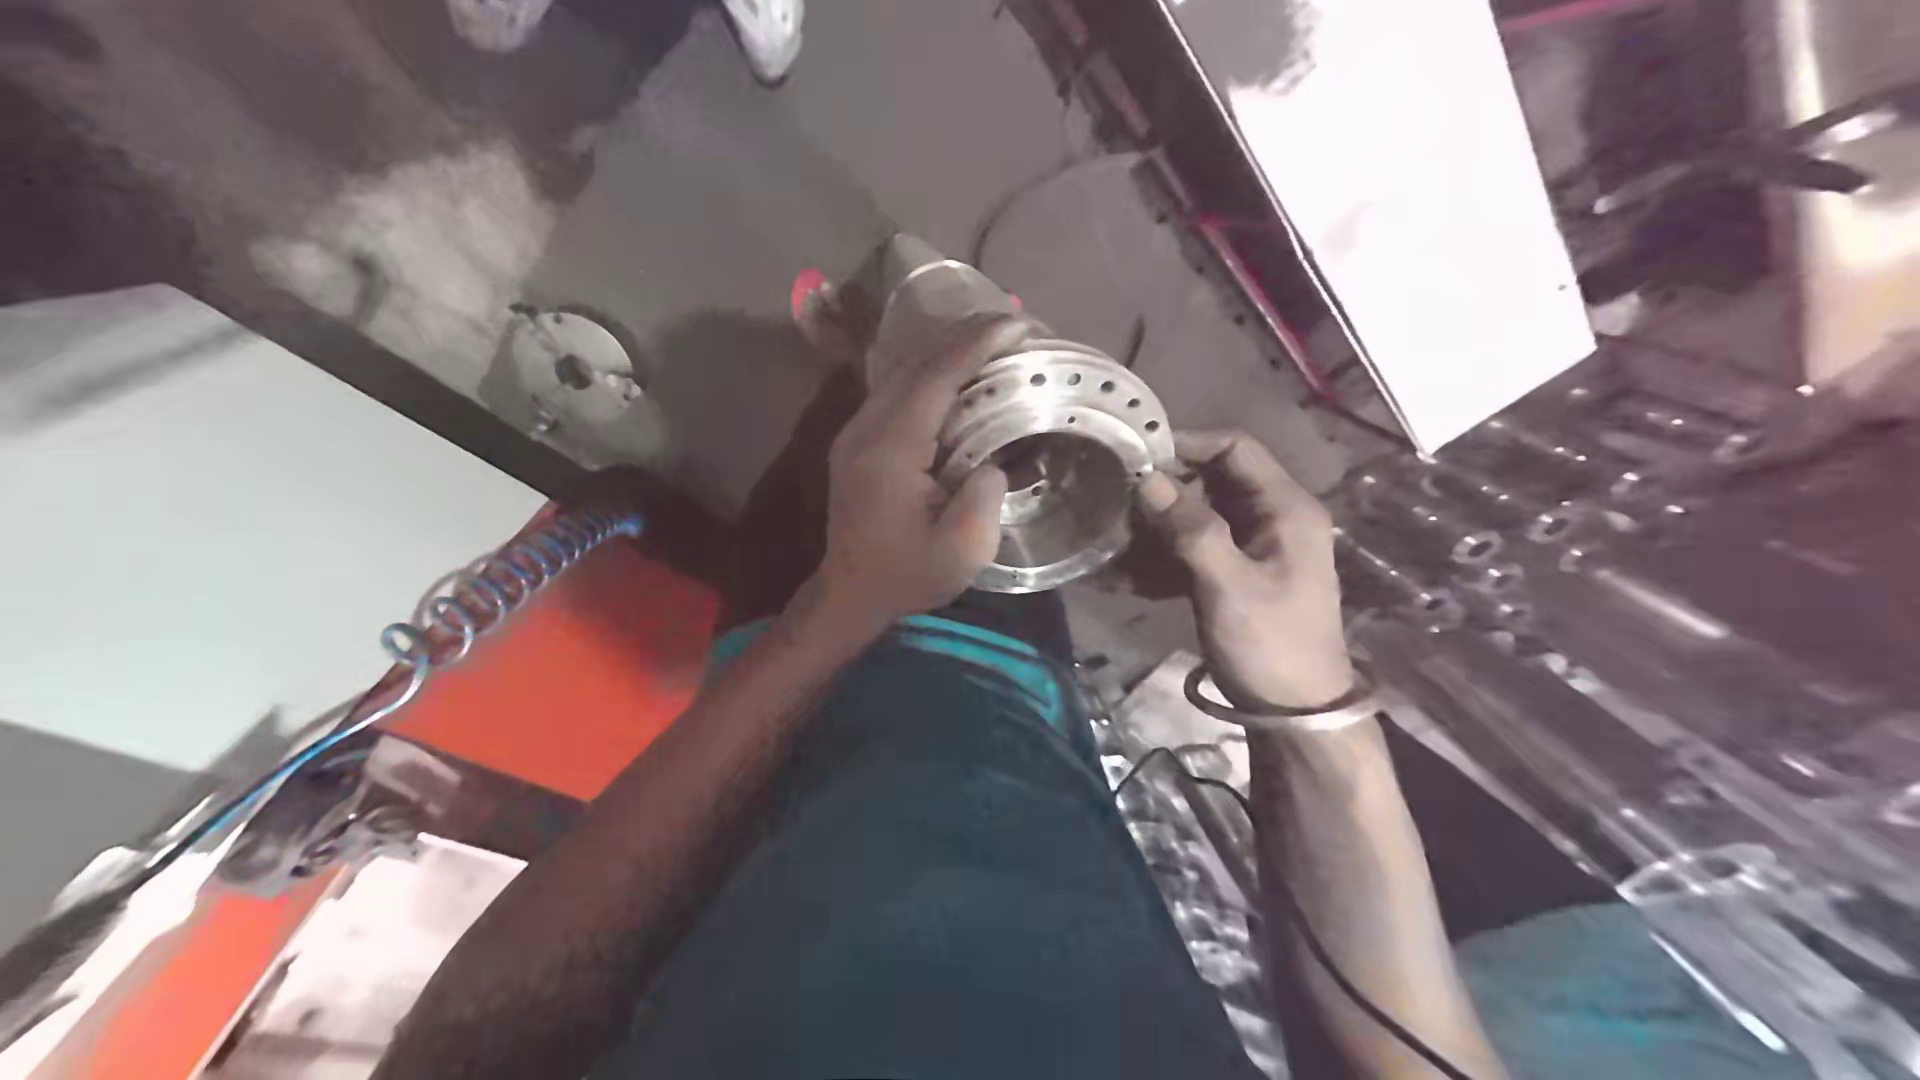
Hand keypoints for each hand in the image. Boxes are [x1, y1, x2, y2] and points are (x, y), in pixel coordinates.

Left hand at [808, 315, 1033, 626]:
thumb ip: (983, 500)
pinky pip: (895, 389)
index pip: (934, 378)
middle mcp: (865, 429)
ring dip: (946, 350)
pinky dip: (930, 373)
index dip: (976, 345)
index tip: (1017, 326)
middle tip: (1012, 326)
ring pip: (900, 370)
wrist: (849, 593)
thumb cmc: (905, 576)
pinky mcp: (857, 440)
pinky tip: (957, 376)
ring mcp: (855, 432)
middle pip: (914, 363)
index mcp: (890, 451)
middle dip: (964, 336)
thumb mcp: (960, 554)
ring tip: (990, 342)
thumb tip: (990, 461)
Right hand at [1134, 430, 1354, 709]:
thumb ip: (1191, 529)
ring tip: (1114, 545)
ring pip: (1195, 516)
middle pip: (1210, 481)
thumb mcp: (1229, 586)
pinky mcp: (1235, 573)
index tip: (1136, 456)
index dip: (1186, 443)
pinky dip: (1161, 559)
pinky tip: (1128, 578)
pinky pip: (1193, 549)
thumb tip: (1148, 479)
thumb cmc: (1270, 645)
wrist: (1295, 714)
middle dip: (1162, 492)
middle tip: (1116, 504)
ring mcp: (1253, 547)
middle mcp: (1271, 517)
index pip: (1235, 448)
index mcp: (1285, 508)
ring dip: (1155, 529)